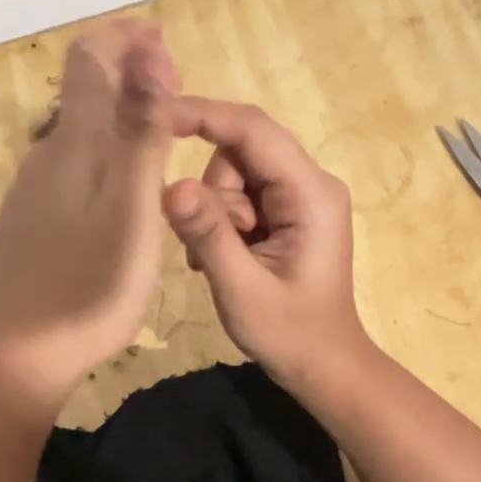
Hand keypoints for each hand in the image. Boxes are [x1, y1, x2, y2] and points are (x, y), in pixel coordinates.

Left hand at [0, 19, 177, 416]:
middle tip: (167, 81)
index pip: (91, 61)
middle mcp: (46, 159)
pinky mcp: (27, 230)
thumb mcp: (130, 206)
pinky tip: (113, 191)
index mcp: (75, 146)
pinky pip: (66, 172)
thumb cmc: (86, 284)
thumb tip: (149, 48)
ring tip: (152, 132)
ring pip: (72, 136)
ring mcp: (31, 196)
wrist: (13, 355)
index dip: (125, 39)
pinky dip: (97, 157)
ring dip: (111, 118)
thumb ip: (140, 130)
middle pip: (80, 95)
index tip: (162, 38)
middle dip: (122, 73)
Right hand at [162, 98, 372, 389]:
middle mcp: (311, 184)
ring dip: (215, 213)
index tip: (156, 117)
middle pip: (241, 151)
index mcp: (311, 194)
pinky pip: (242, 196)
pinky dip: (223, 223)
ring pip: (235, 175)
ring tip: (219, 263)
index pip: (253, 130)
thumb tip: (171, 185)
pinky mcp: (289, 214)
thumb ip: (208, 234)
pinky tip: (225, 260)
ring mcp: (301, 198)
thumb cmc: (290, 334)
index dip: (203, 115)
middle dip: (214, 193)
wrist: (324, 366)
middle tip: (211, 247)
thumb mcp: (241, 289)